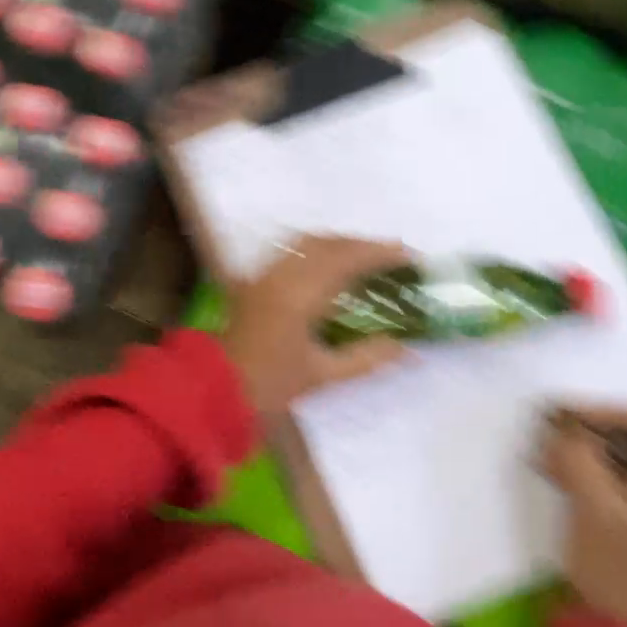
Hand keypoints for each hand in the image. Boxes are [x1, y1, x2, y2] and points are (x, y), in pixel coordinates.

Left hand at [221, 236, 410, 414]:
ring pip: (306, 242)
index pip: (345, 260)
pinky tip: (329, 261)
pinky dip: (316, 247)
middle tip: (393, 253)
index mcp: (300, 296)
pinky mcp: (254, 278)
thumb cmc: (272, 383)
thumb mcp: (324, 375)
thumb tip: (409, 350)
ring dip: (338, 242)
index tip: (407, 254)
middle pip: (326, 243)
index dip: (377, 253)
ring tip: (365, 254)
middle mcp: (280, 275)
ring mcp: (264, 273)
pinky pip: (289, 250)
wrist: (218, 385)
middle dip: (361, 244)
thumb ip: (367, 358)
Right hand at [542, 407, 626, 624]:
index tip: (562, 417)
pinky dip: (594, 463)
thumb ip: (579, 457)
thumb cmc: (615, 569)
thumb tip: (561, 421)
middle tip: (555, 432)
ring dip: (589, 445)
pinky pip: (626, 469)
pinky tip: (564, 471)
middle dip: (595, 427)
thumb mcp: (593, 509)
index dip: (605, 409)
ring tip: (552, 455)